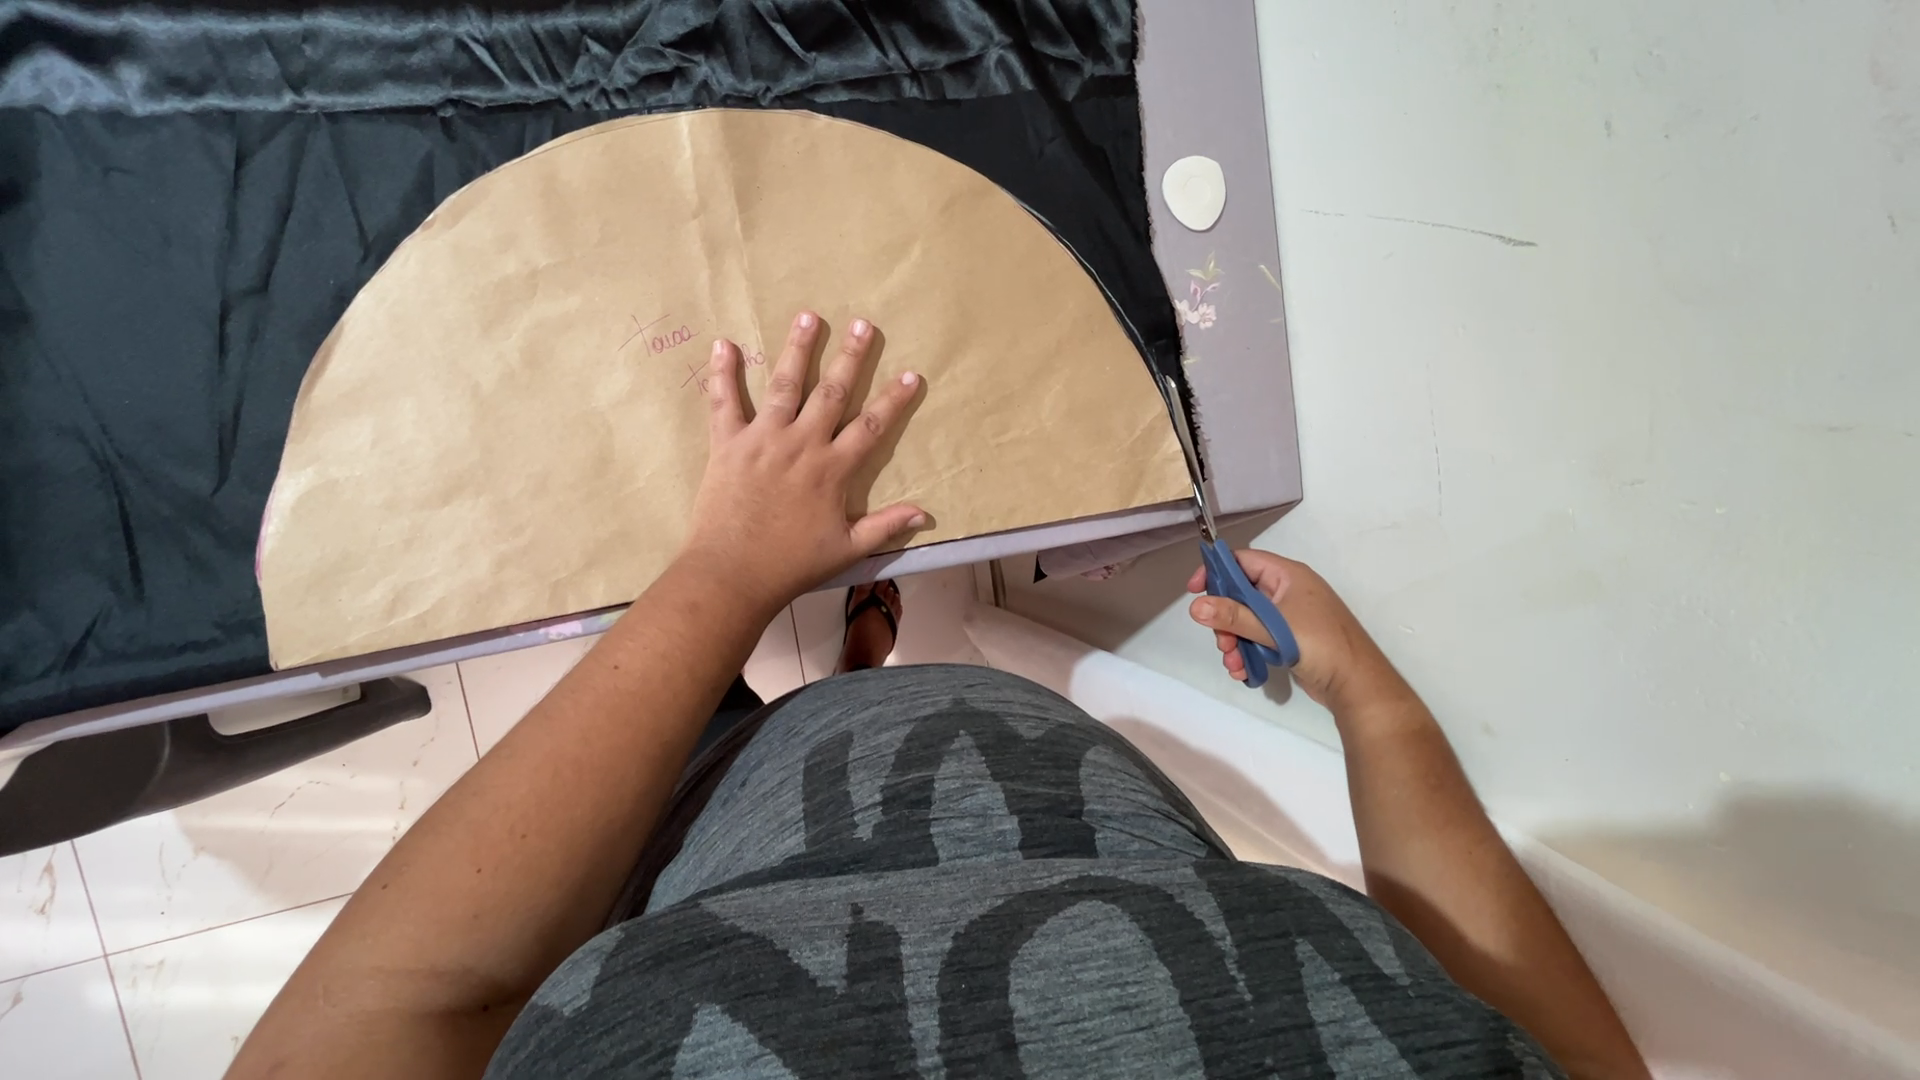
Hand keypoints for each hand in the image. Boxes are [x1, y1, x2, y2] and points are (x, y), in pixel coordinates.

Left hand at [679, 310, 924, 613]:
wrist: (732, 573)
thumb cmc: (792, 564)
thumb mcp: (847, 549)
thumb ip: (886, 526)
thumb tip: (926, 514)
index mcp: (832, 470)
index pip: (870, 427)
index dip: (893, 401)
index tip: (910, 375)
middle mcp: (801, 445)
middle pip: (832, 393)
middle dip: (850, 357)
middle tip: (863, 325)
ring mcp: (763, 439)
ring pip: (785, 386)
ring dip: (798, 349)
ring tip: (808, 316)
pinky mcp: (728, 443)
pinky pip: (724, 402)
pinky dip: (723, 373)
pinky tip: (724, 344)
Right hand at [1186, 550, 1410, 713]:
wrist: (1357, 685)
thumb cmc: (1321, 646)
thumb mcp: (1272, 628)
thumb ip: (1233, 616)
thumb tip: (1195, 606)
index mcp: (1287, 576)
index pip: (1242, 561)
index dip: (1216, 573)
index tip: (1194, 591)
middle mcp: (1286, 591)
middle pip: (1240, 595)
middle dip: (1225, 620)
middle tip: (1221, 641)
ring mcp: (1288, 616)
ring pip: (1246, 620)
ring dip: (1234, 641)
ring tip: (1233, 662)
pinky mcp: (1289, 639)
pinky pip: (1258, 638)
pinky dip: (1247, 651)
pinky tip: (1242, 670)